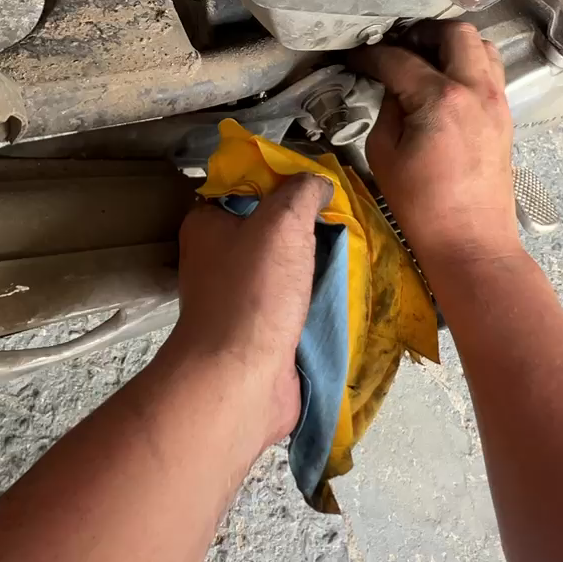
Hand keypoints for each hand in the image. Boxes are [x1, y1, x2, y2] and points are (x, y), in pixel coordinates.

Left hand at [164, 174, 329, 448]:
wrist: (241, 379)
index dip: (284, 182)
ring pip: (287, 266)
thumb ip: (301, 191)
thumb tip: (317, 181)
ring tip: (354, 254)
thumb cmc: (253, 293)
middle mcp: (218, 257)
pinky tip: (346, 291)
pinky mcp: (259, 329)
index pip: (248, 187)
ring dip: (317, 265)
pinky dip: (317, 298)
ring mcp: (238, 296)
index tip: (319, 185)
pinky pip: (294, 302)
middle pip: (271, 228)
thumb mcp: (281, 221)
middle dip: (307, 227)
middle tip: (343, 221)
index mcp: (208, 223)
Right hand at [352, 20, 519, 271]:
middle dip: (422, 32)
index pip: (399, 59)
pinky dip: (467, 64)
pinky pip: (490, 70)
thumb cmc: (420, 204)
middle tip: (398, 46)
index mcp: (440, 98)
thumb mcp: (383, 153)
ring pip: (481, 46)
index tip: (354, 57)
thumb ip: (387, 109)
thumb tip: (393, 87)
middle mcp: (475, 89)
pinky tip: (444, 83)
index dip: (370, 55)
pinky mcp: (504, 115)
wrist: (471, 242)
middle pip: (454, 33)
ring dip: (451, 45)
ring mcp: (497, 100)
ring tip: (424, 59)